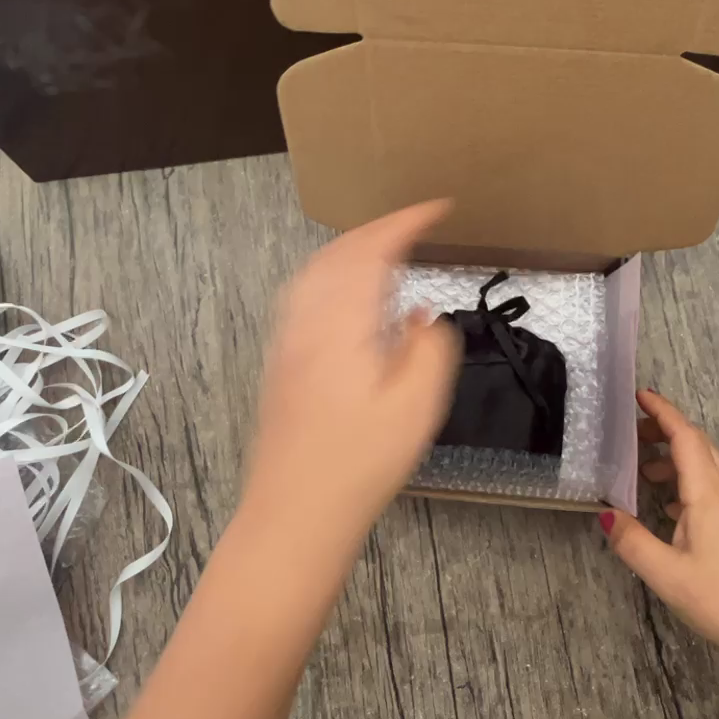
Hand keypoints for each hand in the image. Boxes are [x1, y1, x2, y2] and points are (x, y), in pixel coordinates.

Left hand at [241, 201, 461, 552]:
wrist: (294, 511)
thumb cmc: (361, 461)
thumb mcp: (417, 406)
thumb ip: (428, 347)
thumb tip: (420, 313)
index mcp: (341, 322)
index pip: (373, 250)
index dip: (406, 222)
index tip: (438, 208)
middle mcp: (307, 320)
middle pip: (338, 252)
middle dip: (378, 229)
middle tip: (416, 224)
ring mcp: (287, 340)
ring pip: (315, 270)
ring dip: (351, 248)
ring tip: (384, 248)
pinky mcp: (280, 360)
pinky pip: (303, 293)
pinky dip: (330, 273)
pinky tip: (345, 293)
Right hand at [602, 390, 718, 659]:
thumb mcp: (667, 575)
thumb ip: (632, 541)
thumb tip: (604, 514)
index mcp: (707, 493)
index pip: (684, 436)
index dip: (662, 410)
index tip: (639, 394)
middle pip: (697, 444)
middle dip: (665, 429)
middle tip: (633, 432)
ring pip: (707, 467)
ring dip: (676, 458)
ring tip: (644, 472)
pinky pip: (713, 489)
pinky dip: (687, 483)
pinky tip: (671, 511)